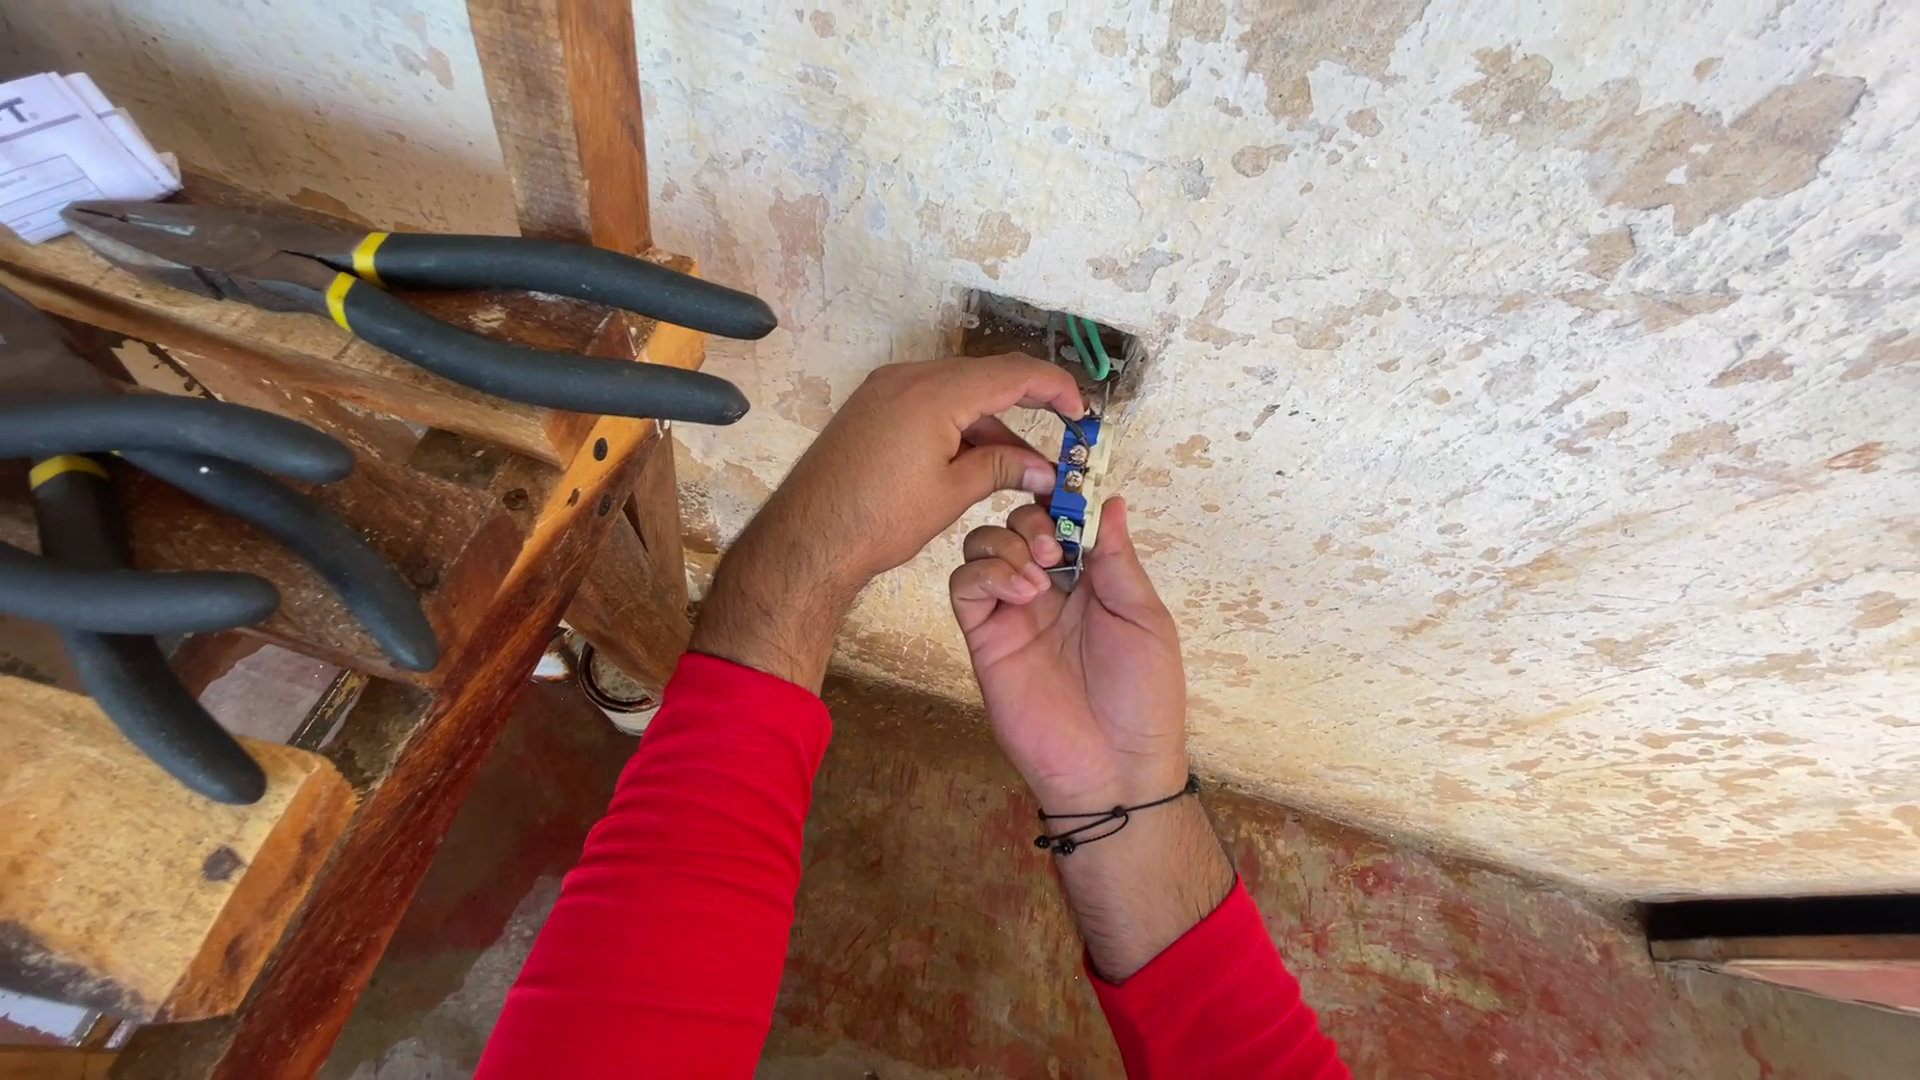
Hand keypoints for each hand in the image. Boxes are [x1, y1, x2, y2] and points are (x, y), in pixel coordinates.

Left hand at [690, 354, 1082, 691]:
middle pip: (984, 380)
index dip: (1056, 386)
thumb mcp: (951, 492)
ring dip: (990, 425)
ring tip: (1018, 468)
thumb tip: (1045, 469)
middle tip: (1054, 445)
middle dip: (1025, 410)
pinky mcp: (873, 407)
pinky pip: (930, 405)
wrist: (807, 538)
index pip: (1012, 372)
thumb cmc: (879, 518)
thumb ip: (1003, 468)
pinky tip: (976, 461)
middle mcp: (908, 376)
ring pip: (957, 395)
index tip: (1081, 410)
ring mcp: (886, 389)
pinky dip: (958, 427)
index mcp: (933, 391)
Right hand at [951, 497, 1233, 979]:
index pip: (1061, 521)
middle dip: (1032, 522)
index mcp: (1089, 580)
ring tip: (1038, 577)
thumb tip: (1111, 499)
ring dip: (1007, 545)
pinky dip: (984, 573)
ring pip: (982, 545)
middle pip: (1016, 524)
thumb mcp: (1144, 617)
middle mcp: (1046, 589)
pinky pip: (963, 586)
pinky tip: (1020, 593)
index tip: (1064, 484)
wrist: (1113, 766)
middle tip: (1054, 552)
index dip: (1059, 499)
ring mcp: (1011, 612)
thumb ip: (1118, 558)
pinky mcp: (984, 636)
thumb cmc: (1142, 694)